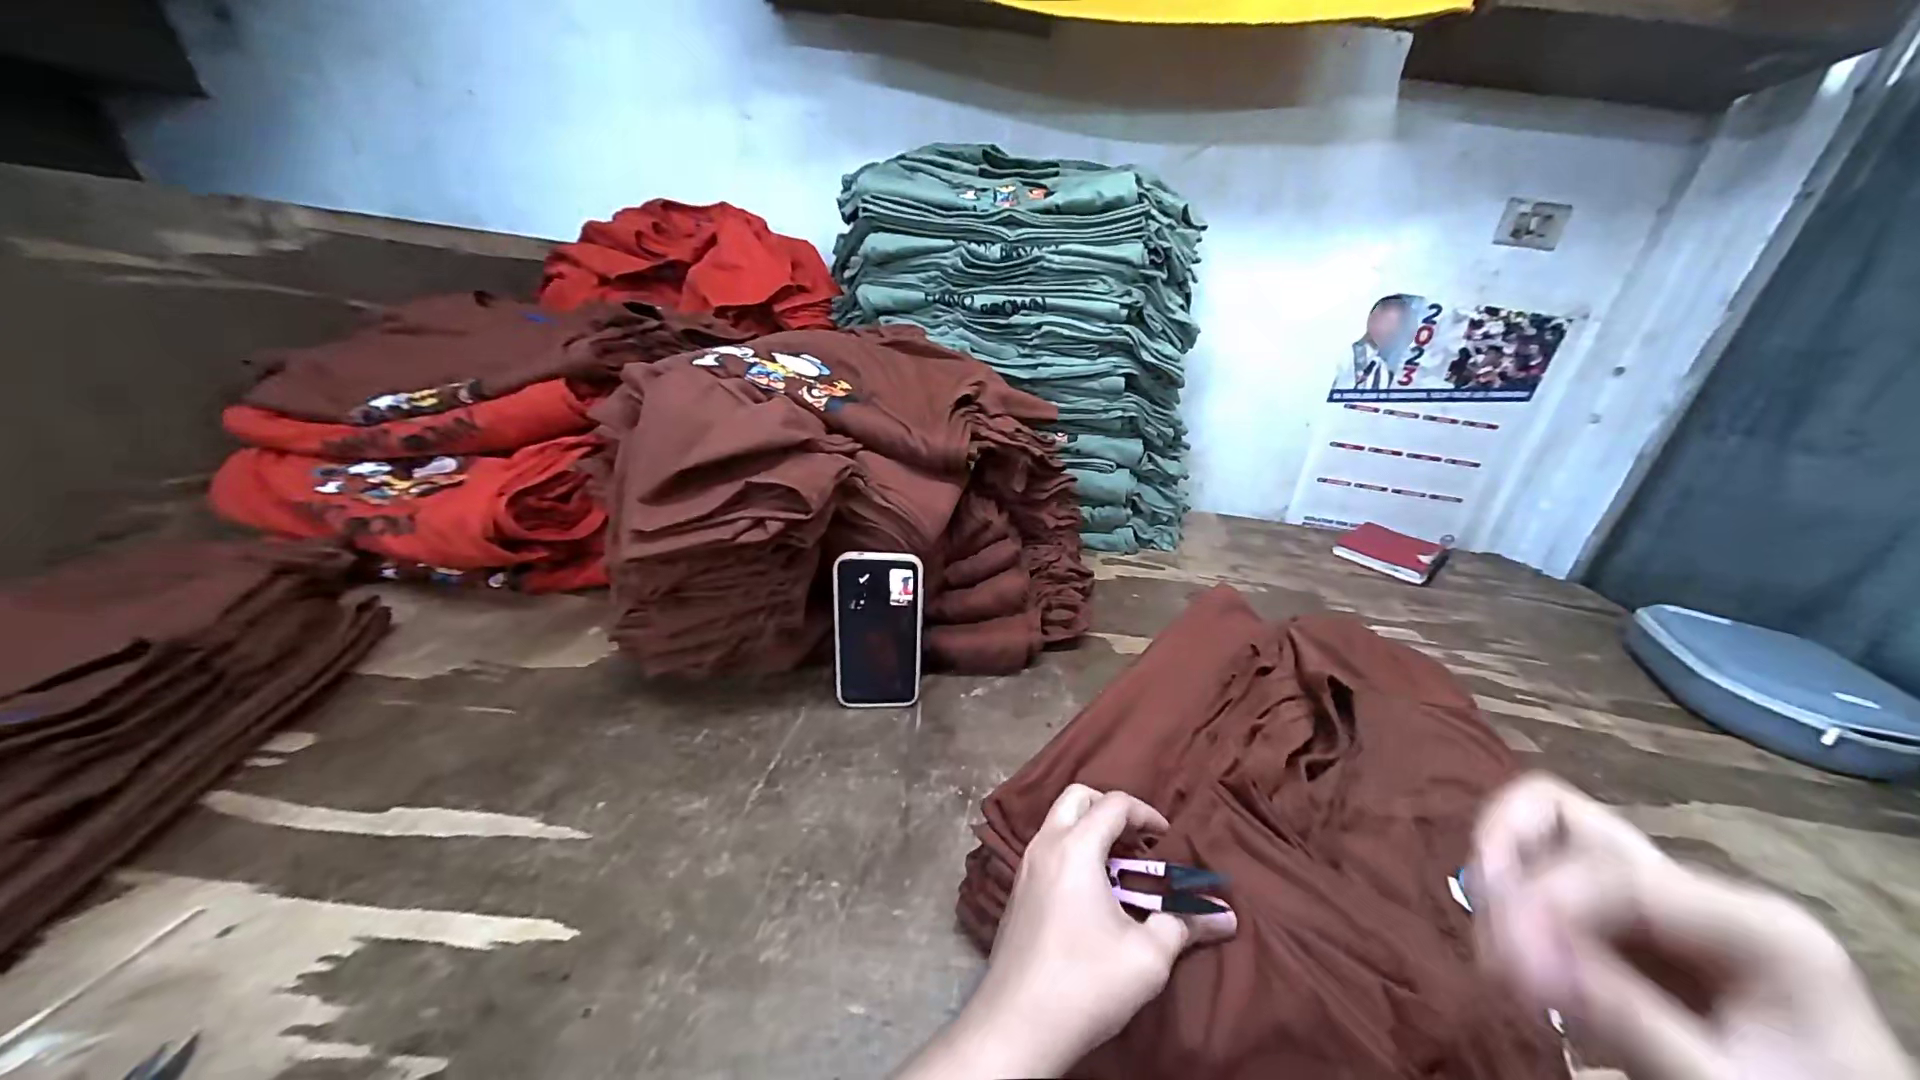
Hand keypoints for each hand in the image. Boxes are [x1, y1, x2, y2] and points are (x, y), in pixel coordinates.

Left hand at [896, 785, 1235, 1079]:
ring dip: (1090, 832)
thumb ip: (1185, 925)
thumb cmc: (1086, 982)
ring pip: (1058, 823)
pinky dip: (1072, 853)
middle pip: (1077, 798)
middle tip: (1138, 842)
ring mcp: (1024, 867)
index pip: (1112, 803)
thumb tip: (1224, 916)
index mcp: (1074, 848)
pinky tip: (1092, 896)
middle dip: (1110, 809)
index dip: (1146, 813)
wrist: (1018, 1023)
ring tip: (1121, 870)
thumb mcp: (1148, 956)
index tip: (1167, 838)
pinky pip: (1047, 850)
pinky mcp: (1017, 891)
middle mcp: (1044, 846)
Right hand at [1472, 773, 1913, 1079]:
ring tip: (1497, 957)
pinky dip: (1509, 910)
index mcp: (1754, 923)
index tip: (1504, 961)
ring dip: (1501, 884)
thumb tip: (1517, 956)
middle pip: (1563, 815)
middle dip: (1503, 851)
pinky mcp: (1618, 925)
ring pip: (1538, 842)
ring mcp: (1653, 902)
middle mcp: (1695, 889)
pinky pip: (1538, 884)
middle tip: (1479, 909)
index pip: (1615, 872)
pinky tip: (1512, 963)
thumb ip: (1626, 1017)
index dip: (1544, 900)